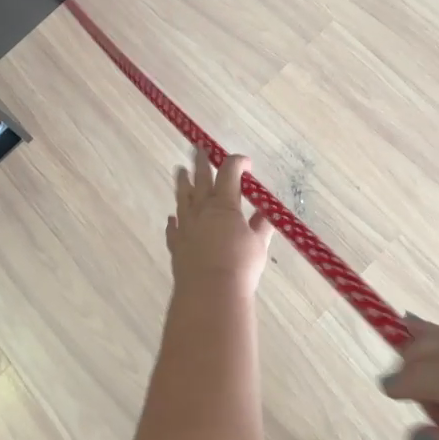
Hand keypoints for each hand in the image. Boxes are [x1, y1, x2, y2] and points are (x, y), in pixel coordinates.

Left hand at [166, 148, 272, 293]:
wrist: (210, 291)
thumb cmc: (240, 265)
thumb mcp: (258, 245)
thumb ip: (261, 226)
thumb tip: (266, 213)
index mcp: (224, 204)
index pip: (229, 173)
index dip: (237, 163)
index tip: (246, 162)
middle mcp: (202, 209)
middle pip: (200, 178)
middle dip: (201, 162)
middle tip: (198, 148)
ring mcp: (186, 225)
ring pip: (182, 197)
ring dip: (182, 183)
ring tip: (180, 171)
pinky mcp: (176, 243)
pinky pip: (173, 228)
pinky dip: (174, 222)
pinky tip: (172, 219)